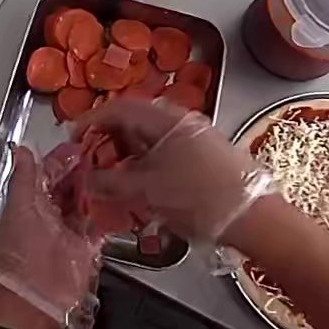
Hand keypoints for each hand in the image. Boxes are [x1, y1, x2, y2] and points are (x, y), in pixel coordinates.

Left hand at [0, 145, 100, 328]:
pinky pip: (98, 228)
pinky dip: (108, 215)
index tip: (78, 144)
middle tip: (102, 154)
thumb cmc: (17, 264)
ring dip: (96, 189)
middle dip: (82, 171)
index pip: (44, 175)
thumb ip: (22, 181)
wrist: (31, 310)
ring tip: (113, 171)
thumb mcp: (18, 213)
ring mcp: (66, 234)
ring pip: (84, 204)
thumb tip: (19, 151)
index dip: (60, 159)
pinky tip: (118, 201)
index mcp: (27, 206)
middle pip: (67, 187)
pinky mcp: (84, 251)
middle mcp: (47, 218)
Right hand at [74, 98, 270, 243]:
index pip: (117, 109)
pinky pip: (163, 151)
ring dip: (125, 153)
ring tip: (110, 176)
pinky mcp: (204, 156)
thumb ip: (109, 183)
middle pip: (133, 120)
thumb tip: (85, 180)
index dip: (90, 122)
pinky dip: (143, 162)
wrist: (256, 219)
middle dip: (106, 139)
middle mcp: (180, 121)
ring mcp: (194, 138)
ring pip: (148, 138)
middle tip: (89, 160)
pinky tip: (138, 184)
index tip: (71, 139)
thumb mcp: (146, 191)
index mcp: (164, 120)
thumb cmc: (199, 198)